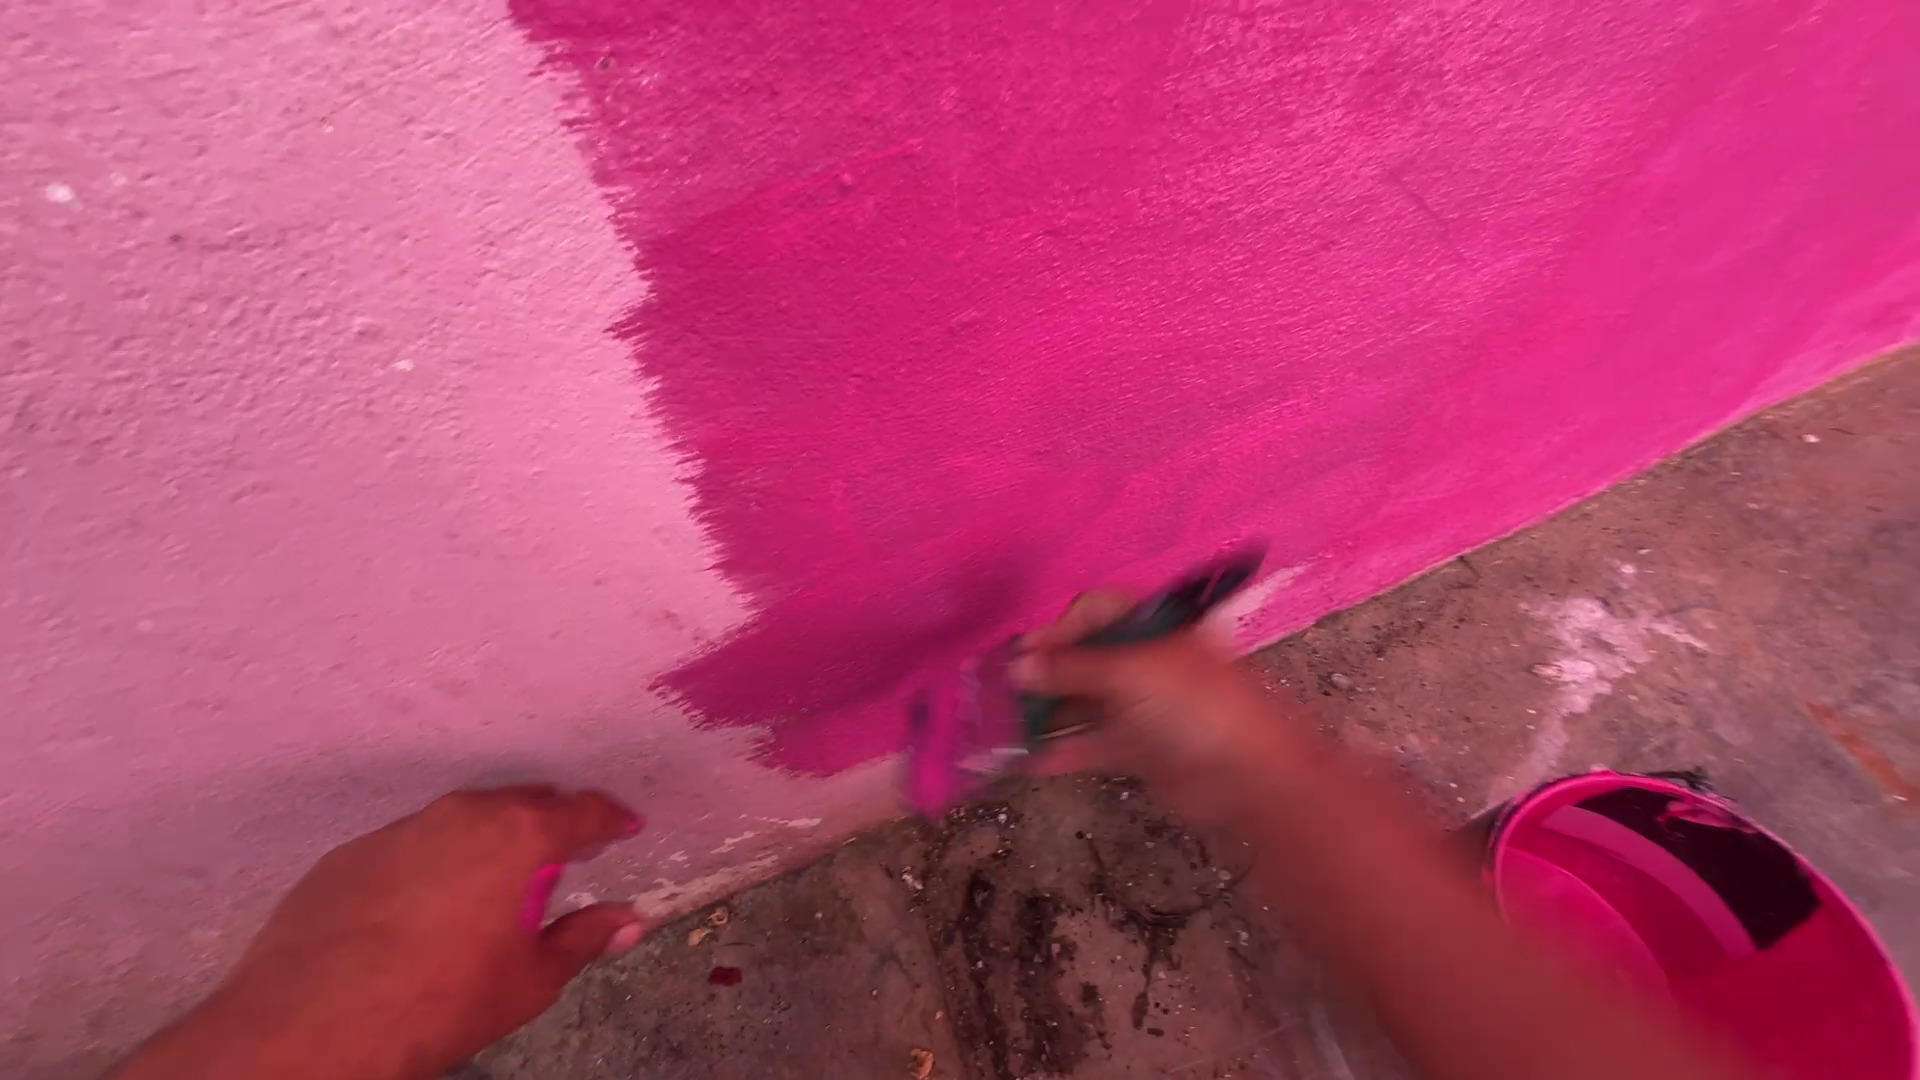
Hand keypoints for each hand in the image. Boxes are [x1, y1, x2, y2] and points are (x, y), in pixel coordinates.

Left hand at [114, 786, 648, 1079]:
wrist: (295, 1037)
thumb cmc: (438, 1004)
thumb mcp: (529, 982)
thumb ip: (585, 940)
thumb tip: (631, 922)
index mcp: (522, 834)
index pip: (586, 809)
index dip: (613, 819)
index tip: (626, 829)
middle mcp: (467, 814)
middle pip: (527, 802)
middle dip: (551, 825)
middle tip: (559, 862)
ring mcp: (404, 829)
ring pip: (467, 818)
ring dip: (491, 840)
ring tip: (489, 886)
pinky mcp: (350, 855)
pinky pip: (412, 845)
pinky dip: (433, 863)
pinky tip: (419, 911)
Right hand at [1010, 589, 1303, 821]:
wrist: (1248, 774)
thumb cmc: (1191, 704)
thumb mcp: (1128, 673)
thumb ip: (1069, 668)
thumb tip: (1017, 665)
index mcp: (1149, 626)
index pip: (1093, 610)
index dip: (1058, 628)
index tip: (1023, 653)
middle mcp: (1142, 659)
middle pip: (1082, 657)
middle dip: (1042, 672)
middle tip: (1002, 689)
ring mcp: (1139, 704)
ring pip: (1081, 701)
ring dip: (1045, 712)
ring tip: (1003, 724)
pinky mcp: (1137, 745)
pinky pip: (1089, 741)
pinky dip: (1060, 749)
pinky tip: (1026, 759)